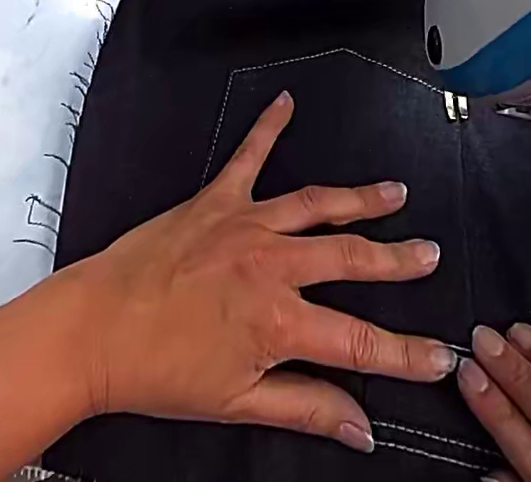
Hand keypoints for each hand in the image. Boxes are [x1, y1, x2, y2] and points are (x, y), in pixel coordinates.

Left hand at [40, 91, 456, 452]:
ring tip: (396, 193)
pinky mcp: (219, 198)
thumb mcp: (235, 403)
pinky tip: (286, 102)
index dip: (406, 353)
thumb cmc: (156, 372)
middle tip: (431, 254)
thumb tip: (360, 429)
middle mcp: (272, 264)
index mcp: (277, 320)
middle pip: (352, 260)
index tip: (439, 355)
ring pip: (319, 204)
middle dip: (399, 260)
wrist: (91, 331)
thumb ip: (306, 410)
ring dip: (362, 198)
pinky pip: (250, 155)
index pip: (359, 343)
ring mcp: (248, 223)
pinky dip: (269, 126)